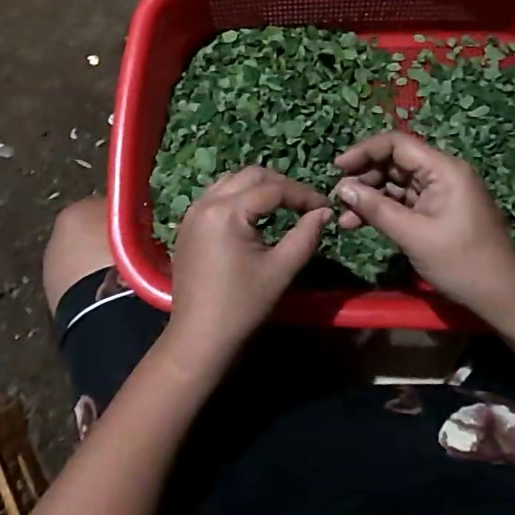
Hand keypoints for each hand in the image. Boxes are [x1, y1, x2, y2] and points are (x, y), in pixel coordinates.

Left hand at [169, 167, 332, 356]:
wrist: (199, 338)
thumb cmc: (243, 305)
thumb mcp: (281, 269)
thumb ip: (306, 235)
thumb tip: (323, 212)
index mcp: (227, 212)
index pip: (273, 188)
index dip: (304, 194)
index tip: (326, 207)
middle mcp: (205, 203)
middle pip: (250, 175)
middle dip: (282, 184)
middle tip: (306, 204)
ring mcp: (192, 214)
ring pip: (231, 182)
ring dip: (259, 187)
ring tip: (284, 205)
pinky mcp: (188, 226)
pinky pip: (217, 196)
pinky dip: (239, 197)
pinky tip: (256, 216)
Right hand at [333, 132, 514, 317]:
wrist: (500, 293)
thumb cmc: (461, 262)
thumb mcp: (413, 235)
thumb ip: (377, 209)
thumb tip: (343, 189)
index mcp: (444, 170)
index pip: (398, 144)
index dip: (365, 151)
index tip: (338, 168)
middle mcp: (443, 174)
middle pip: (396, 162)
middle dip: (364, 177)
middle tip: (338, 199)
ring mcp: (441, 193)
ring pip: (397, 183)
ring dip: (370, 196)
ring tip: (344, 217)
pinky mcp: (437, 211)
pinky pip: (405, 201)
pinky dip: (383, 210)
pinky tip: (360, 223)